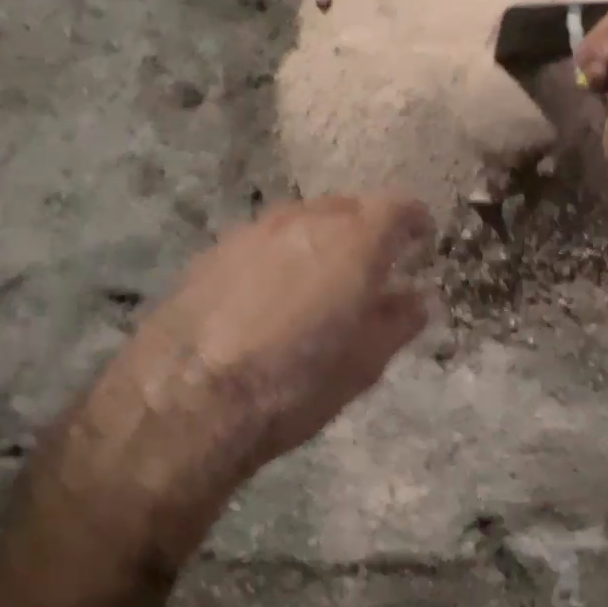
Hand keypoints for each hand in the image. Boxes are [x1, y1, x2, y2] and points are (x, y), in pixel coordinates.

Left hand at [127, 196, 433, 471]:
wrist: (185, 399)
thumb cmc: (293, 386)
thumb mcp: (364, 365)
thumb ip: (398, 321)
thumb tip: (418, 298)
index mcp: (354, 243)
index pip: (396, 207)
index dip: (414, 220)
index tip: (421, 238)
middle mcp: (305, 221)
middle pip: (347, 207)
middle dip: (367, 228)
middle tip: (373, 263)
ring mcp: (254, 231)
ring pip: (301, 219)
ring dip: (320, 238)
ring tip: (321, 277)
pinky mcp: (214, 250)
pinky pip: (262, 239)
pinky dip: (280, 254)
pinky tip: (270, 292)